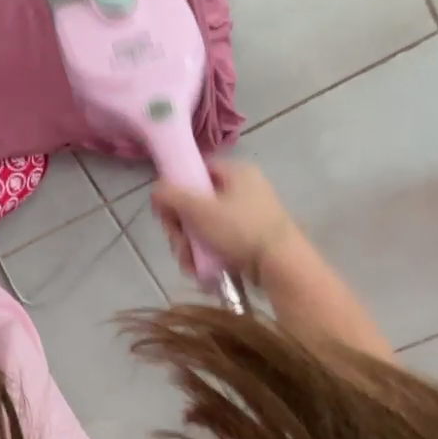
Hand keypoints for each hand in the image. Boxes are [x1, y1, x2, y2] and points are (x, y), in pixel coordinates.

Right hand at [151, 160, 302, 285]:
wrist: (282, 265)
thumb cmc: (240, 229)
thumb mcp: (198, 209)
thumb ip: (170, 195)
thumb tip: (155, 191)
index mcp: (237, 173)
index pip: (197, 170)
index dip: (176, 188)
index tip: (166, 209)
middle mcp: (244, 190)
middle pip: (195, 202)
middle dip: (180, 227)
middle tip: (177, 241)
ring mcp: (248, 215)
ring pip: (203, 225)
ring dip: (189, 245)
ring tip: (188, 261)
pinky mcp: (249, 238)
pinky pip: (217, 240)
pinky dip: (204, 254)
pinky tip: (199, 268)